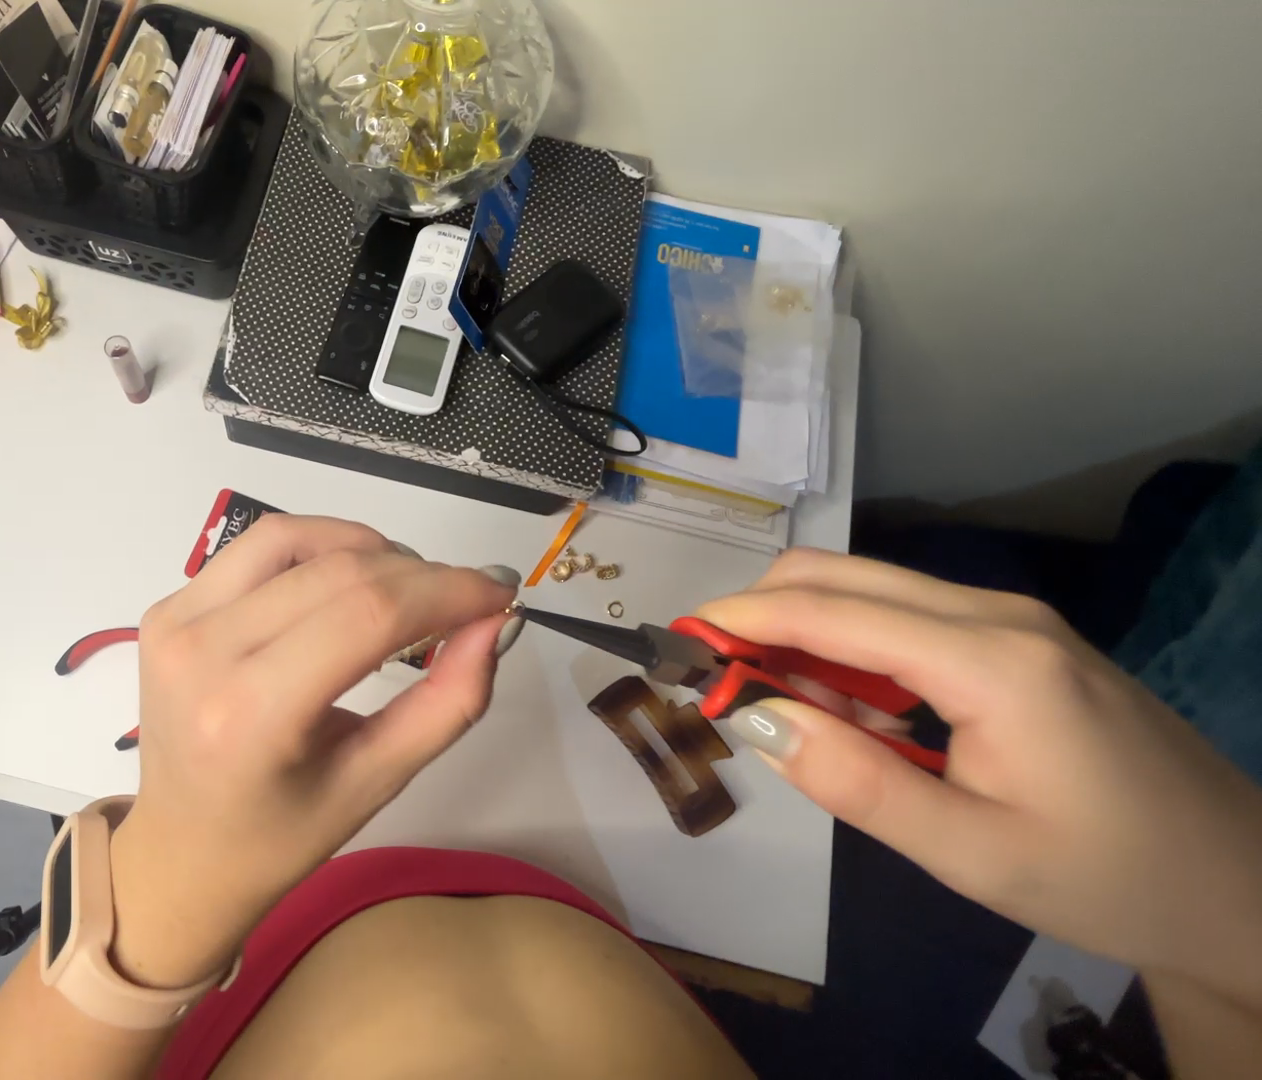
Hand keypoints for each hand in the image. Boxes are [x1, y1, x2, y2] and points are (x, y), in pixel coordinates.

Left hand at [107, 516, 517, 987]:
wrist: (181, 850)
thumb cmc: (280, 836)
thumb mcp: (375, 782)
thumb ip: (448, 702)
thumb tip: (495, 620)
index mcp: (249, 715)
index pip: (366, 615)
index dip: (446, 590)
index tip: (497, 592)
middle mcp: (202, 653)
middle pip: (336, 571)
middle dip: (419, 573)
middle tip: (463, 599)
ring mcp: (175, 622)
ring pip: (293, 539)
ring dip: (367, 548)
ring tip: (408, 586)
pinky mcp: (167, 608)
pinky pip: (256, 549)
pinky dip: (316, 549)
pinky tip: (346, 581)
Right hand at [695, 550, 1261, 1010]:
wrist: (1249, 889)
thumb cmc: (1108, 878)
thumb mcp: (971, 855)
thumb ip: (854, 783)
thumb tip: (753, 715)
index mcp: (990, 663)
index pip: (827, 610)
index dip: (738, 619)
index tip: (676, 644)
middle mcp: (993, 615)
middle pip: (833, 574)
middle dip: (756, 614)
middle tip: (720, 682)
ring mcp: (1004, 619)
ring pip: (857, 586)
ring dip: (795, 631)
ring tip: (788, 710)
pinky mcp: (1007, 635)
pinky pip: (892, 612)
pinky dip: (838, 644)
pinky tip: (851, 710)